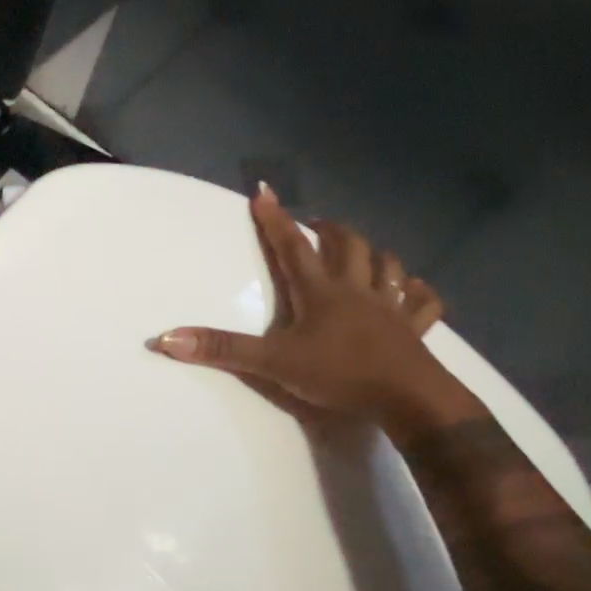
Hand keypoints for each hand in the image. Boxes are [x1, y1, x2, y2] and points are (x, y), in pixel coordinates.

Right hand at [149, 185, 477, 433]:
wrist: (407, 398)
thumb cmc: (338, 374)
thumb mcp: (271, 363)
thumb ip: (221, 349)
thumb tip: (166, 338)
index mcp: (320, 292)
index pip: (292, 247)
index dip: (275, 220)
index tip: (264, 192)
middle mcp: (356, 291)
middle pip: (348, 246)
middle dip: (331, 230)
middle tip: (318, 225)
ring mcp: (390, 308)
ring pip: (388, 266)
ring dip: (374, 254)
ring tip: (364, 251)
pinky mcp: (414, 330)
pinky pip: (424, 303)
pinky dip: (420, 292)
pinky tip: (416, 289)